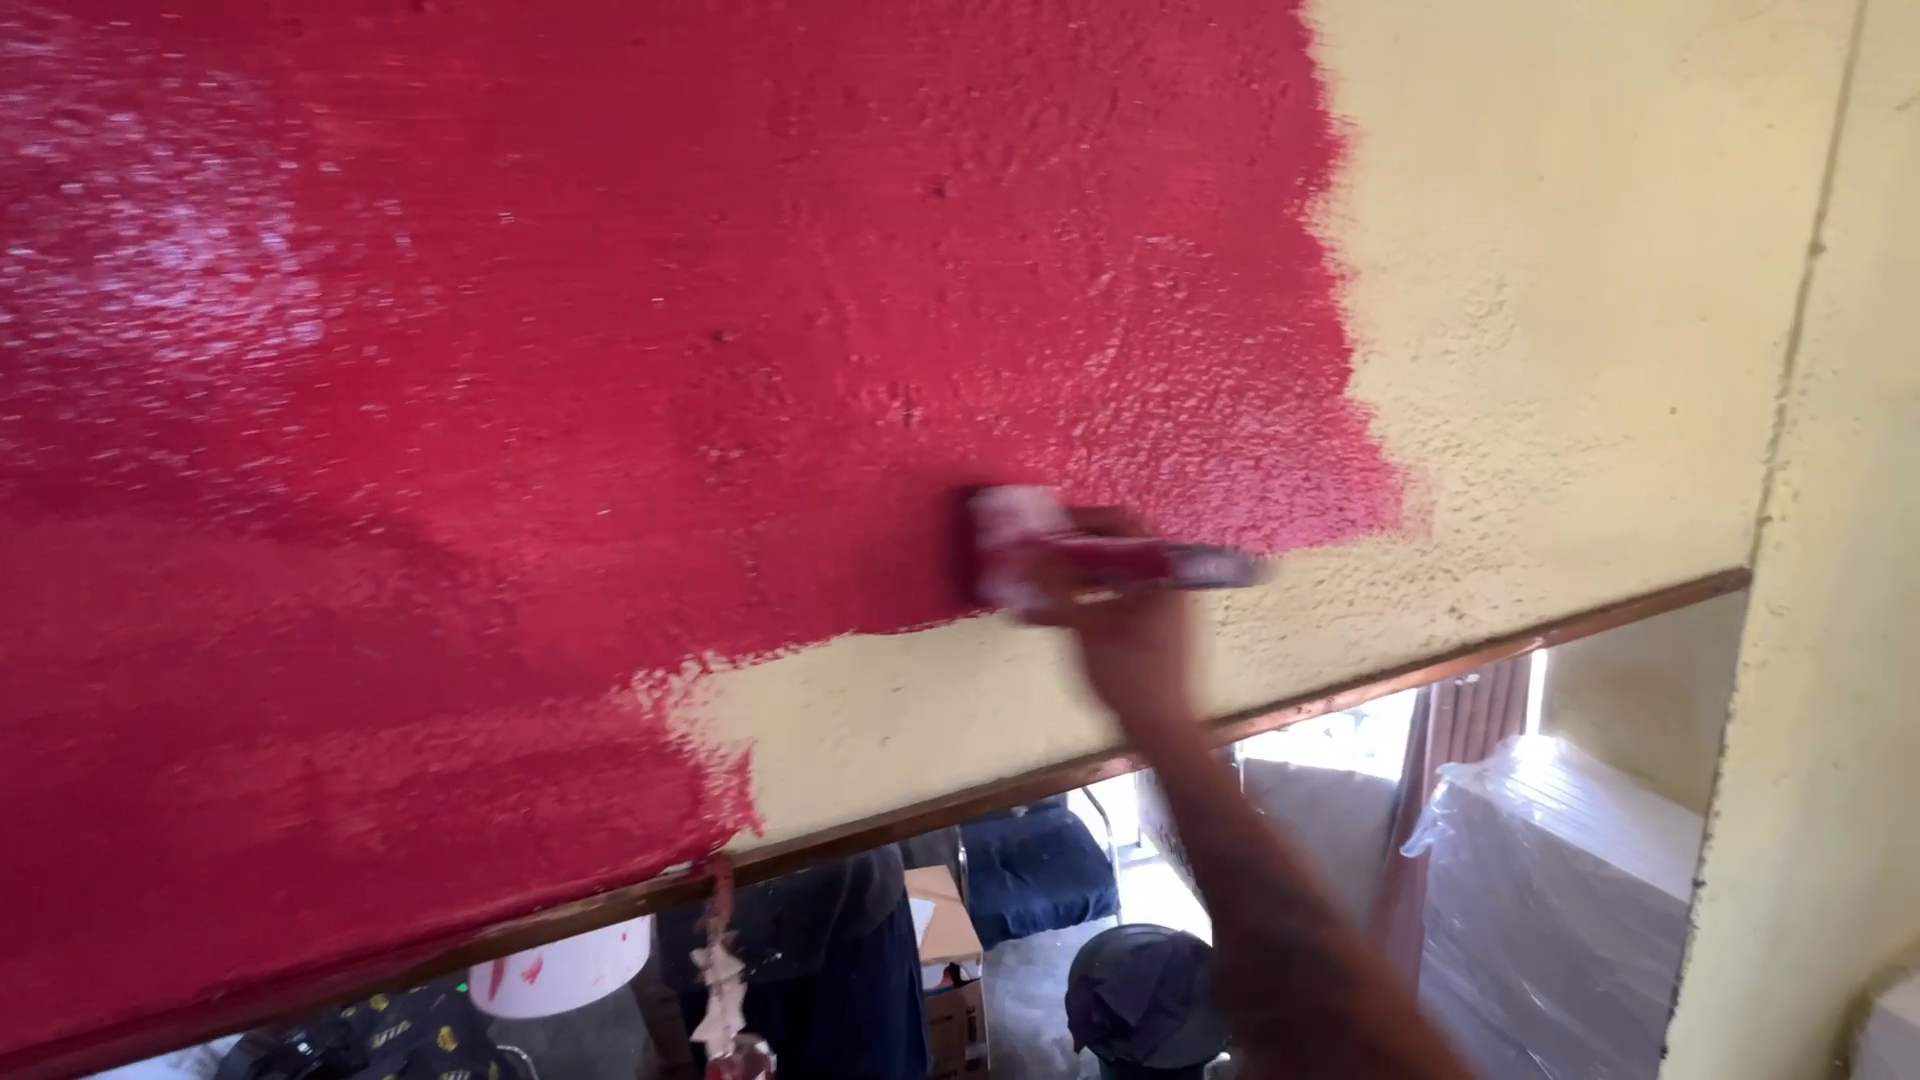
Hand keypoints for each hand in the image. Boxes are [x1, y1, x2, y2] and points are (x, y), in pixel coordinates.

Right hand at [1023, 507, 1198, 735]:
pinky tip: (1040, 616)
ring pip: (1105, 578)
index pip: (1123, 523)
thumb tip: (1028, 553)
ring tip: (1028, 588)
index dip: (1082, 519)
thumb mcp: (1088, 628)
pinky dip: (1079, 604)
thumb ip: (1056, 587)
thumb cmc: (1133, 679)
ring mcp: (1156, 605)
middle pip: (1111, 550)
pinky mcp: (1145, 627)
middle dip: (1067, 553)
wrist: (1163, 733)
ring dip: (1067, 581)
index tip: (1047, 527)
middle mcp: (1164, 581)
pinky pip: (1108, 602)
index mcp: (1163, 572)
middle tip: (1032, 555)